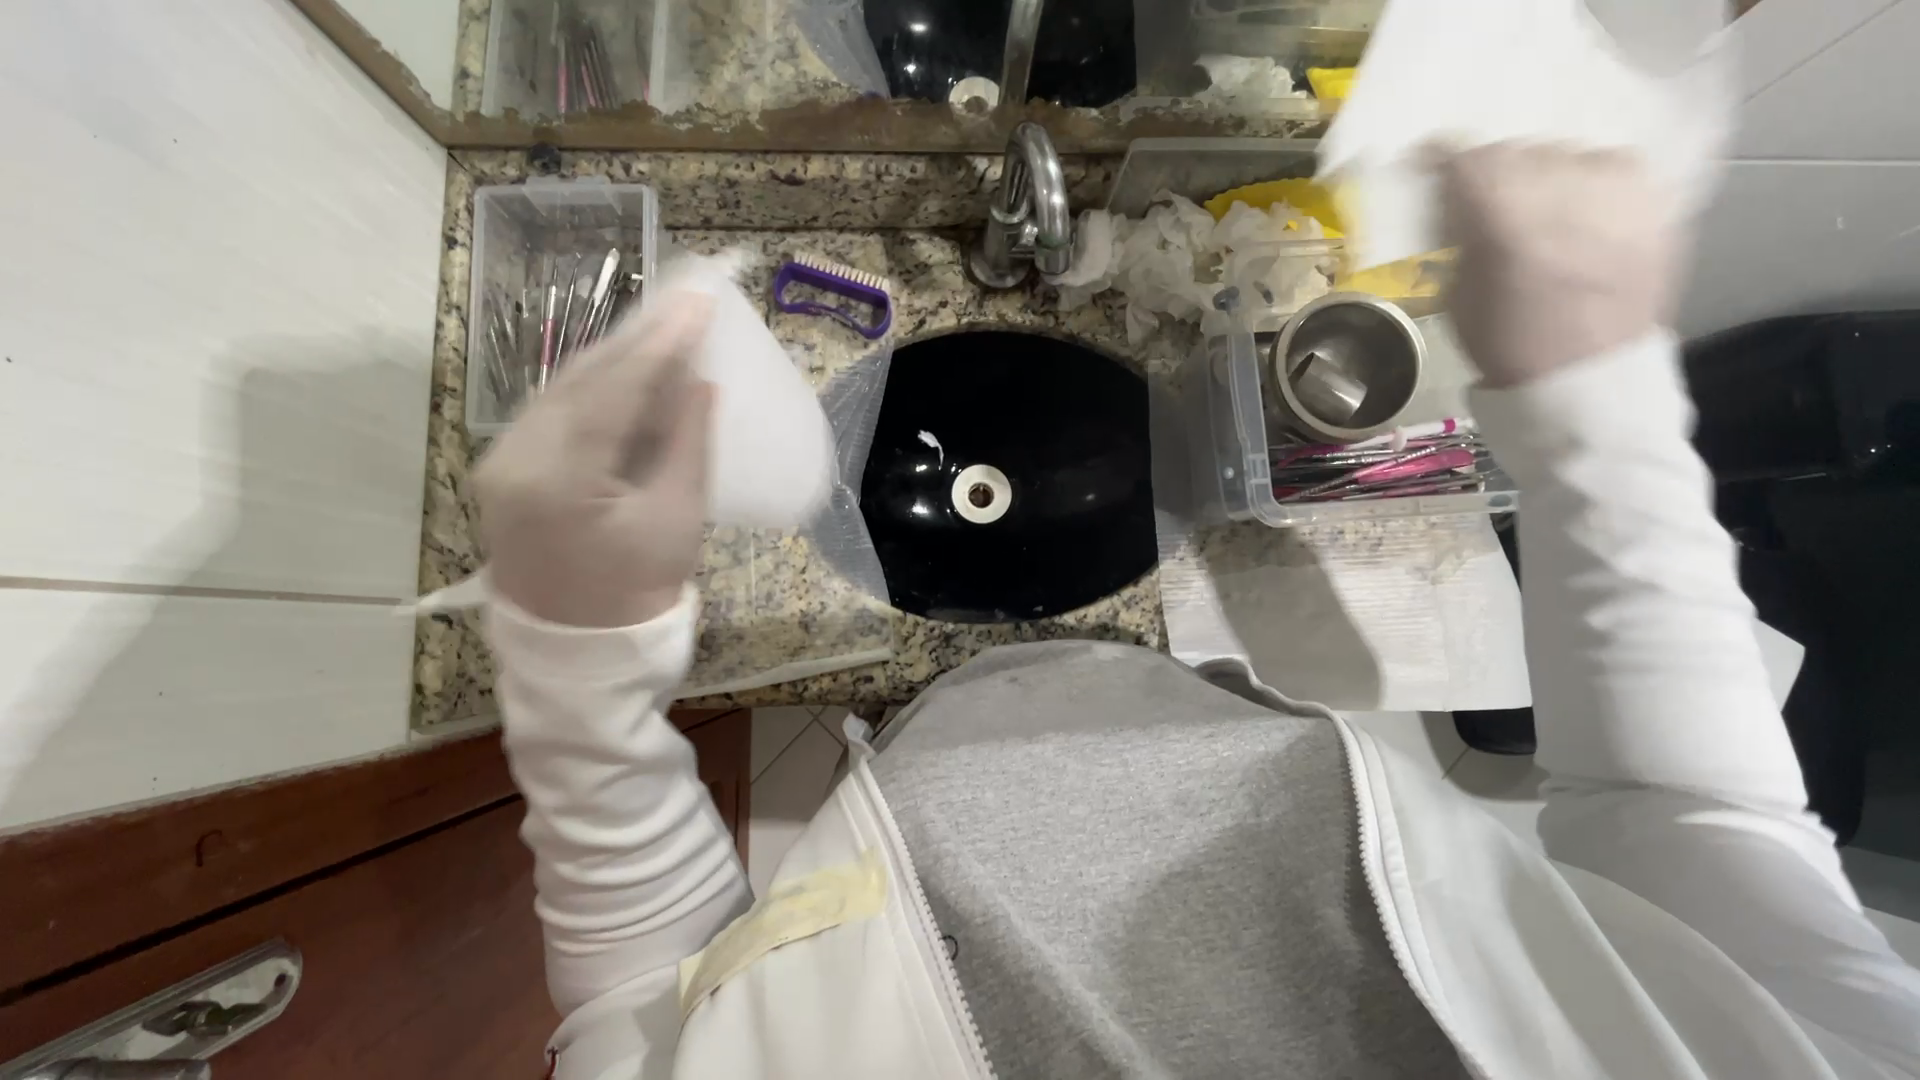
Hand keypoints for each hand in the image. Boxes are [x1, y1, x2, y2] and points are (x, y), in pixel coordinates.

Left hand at [476, 296, 714, 627]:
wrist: (580, 650)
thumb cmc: (638, 593)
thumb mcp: (677, 519)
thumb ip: (688, 445)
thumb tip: (699, 383)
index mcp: (559, 480)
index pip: (613, 391)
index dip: (660, 345)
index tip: (695, 305)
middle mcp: (514, 460)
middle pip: (579, 380)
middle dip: (634, 341)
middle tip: (679, 307)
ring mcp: (500, 464)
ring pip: (561, 391)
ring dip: (613, 361)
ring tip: (660, 332)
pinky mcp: (504, 471)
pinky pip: (552, 414)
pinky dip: (593, 390)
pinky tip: (626, 374)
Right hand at [1436, 143, 1682, 387]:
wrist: (1584, 376)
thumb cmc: (1505, 340)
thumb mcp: (1455, 290)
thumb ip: (1458, 232)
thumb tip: (1455, 197)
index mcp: (1503, 219)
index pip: (1467, 158)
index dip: (1442, 157)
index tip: (1430, 162)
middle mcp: (1566, 190)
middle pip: (1518, 149)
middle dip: (1495, 172)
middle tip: (1487, 202)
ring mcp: (1619, 192)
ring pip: (1569, 153)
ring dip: (1546, 175)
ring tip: (1542, 210)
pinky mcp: (1657, 201)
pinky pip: (1615, 168)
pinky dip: (1592, 183)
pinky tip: (1582, 214)